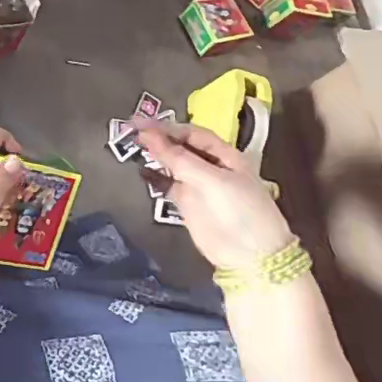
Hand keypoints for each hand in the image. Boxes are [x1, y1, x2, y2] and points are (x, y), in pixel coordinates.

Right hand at [135, 120, 294, 271]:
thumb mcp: (212, 180)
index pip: (192, 134)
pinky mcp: (187, 204)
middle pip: (181, 146)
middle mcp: (210, 166)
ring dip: (155, 154)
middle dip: (158, 137)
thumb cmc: (239, 211)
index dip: (167, 128)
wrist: (249, 256)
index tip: (141, 125)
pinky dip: (155, 177)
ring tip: (133, 145)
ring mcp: (197, 185)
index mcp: (224, 155)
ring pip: (172, 164)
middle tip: (131, 130)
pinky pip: (168, 184)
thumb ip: (180, 159)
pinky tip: (142, 171)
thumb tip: (150, 136)